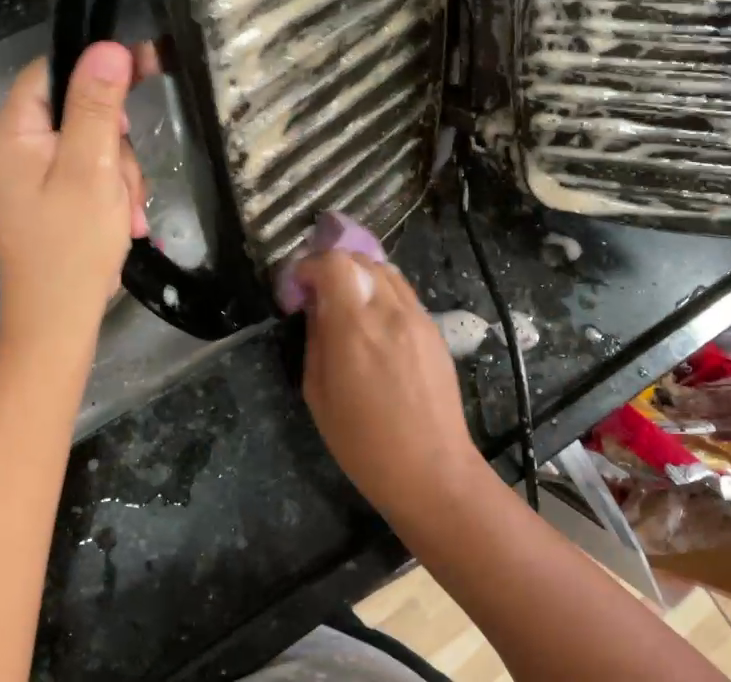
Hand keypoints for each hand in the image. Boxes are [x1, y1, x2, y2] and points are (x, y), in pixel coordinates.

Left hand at [0, 44, 147, 337]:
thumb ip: (97, 106)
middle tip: (127, 180)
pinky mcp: (37, 195)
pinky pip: (80, 171)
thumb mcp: (92, 169)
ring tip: (124, 212)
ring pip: (86, 143)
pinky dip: (106, 190)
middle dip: (114, 143)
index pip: (52, 71)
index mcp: (6, 134)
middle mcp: (6, 148)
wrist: (56, 321)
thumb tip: (106, 47)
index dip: (99, 67)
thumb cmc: (72, 246)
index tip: (145, 71)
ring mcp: (21, 174)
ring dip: (116, 172)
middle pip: (73, 110)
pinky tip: (120, 220)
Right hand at [299, 253, 487, 520]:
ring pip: (385, 270)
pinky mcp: (434, 330)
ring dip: (359, 276)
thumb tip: (314, 307)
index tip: (297, 289)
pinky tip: (374, 325)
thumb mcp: (318, 394)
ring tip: (347, 306)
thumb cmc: (363, 443)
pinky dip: (381, 293)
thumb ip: (315, 339)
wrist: (432, 471)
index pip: (334, 263)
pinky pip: (403, 293)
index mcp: (355, 328)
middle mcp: (390, 312)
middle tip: (317, 296)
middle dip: (332, 268)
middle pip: (360, 258)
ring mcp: (418, 318)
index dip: (309, 266)